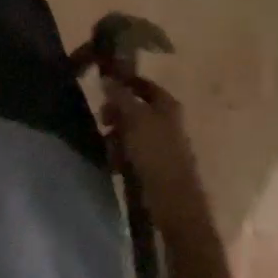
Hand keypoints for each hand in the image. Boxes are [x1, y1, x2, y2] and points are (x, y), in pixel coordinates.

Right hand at [102, 75, 211, 233]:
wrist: (174, 201)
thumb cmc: (156, 153)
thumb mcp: (135, 119)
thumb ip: (120, 96)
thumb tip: (106, 76)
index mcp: (167, 105)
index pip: (142, 84)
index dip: (124, 82)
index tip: (102, 87)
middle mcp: (166, 120)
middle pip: (134, 108)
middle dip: (116, 114)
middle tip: (103, 121)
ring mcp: (161, 143)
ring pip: (130, 131)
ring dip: (116, 137)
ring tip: (109, 149)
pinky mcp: (154, 164)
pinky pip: (132, 152)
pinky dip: (122, 155)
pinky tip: (115, 164)